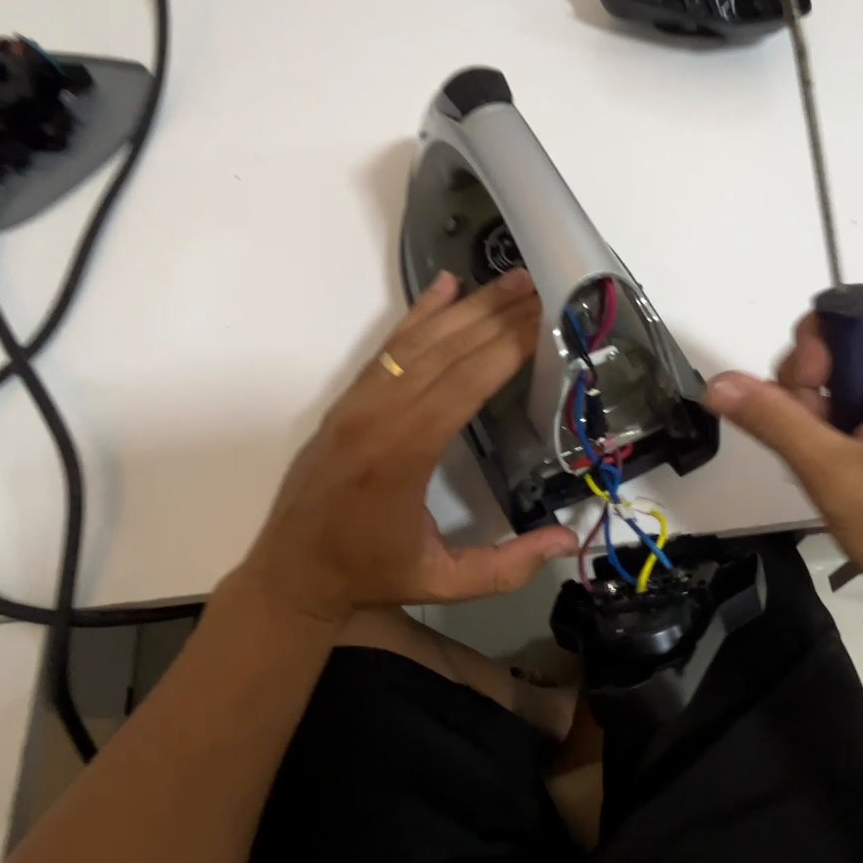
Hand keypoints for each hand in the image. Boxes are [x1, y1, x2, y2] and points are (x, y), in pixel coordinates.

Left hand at [226, 269, 577, 624]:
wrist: (293, 569)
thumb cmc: (371, 573)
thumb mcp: (442, 583)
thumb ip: (507, 567)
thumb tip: (569, 540)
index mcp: (402, 456)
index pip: (465, 384)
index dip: (507, 348)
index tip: (544, 319)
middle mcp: (377, 416)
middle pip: (447, 351)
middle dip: (498, 315)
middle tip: (541, 286)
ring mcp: (358, 402)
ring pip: (418, 340)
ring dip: (468, 306)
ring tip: (512, 279)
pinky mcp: (348, 399)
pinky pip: (387, 347)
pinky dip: (418, 313)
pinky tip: (444, 286)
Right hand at [702, 289, 862, 621]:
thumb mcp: (833, 473)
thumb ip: (772, 420)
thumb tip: (716, 382)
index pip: (854, 304)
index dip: (816, 338)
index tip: (807, 392)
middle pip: (848, 337)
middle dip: (813, 381)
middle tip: (816, 437)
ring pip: (852, 373)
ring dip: (823, 410)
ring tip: (832, 461)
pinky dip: (844, 426)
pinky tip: (845, 466)